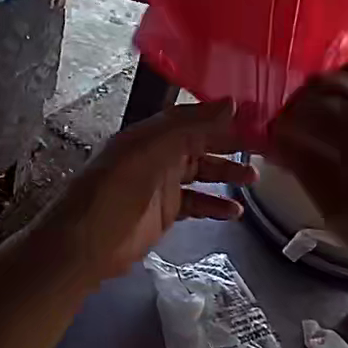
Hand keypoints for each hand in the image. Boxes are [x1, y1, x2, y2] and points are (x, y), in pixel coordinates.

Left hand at [39, 99, 254, 281]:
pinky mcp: (165, 211)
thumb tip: (230, 103)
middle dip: (231, 145)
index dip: (224, 117)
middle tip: (264, 148)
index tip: (257, 116)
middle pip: (202, 144)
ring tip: (254, 179)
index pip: (195, 119)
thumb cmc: (114, 193)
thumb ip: (189, 127)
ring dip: (227, 174)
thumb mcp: (149, 153)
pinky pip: (196, 203)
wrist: (83, 245)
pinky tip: (236, 212)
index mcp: (152, 135)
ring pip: (202, 172)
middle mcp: (159, 154)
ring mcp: (162, 184)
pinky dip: (215, 205)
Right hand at [268, 64, 347, 272]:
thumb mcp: (341, 212)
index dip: (281, 126)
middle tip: (290, 130)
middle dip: (299, 104)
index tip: (272, 142)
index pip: (301, 111)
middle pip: (323, 84)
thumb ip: (308, 172)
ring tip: (320, 114)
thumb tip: (281, 147)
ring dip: (328, 87)